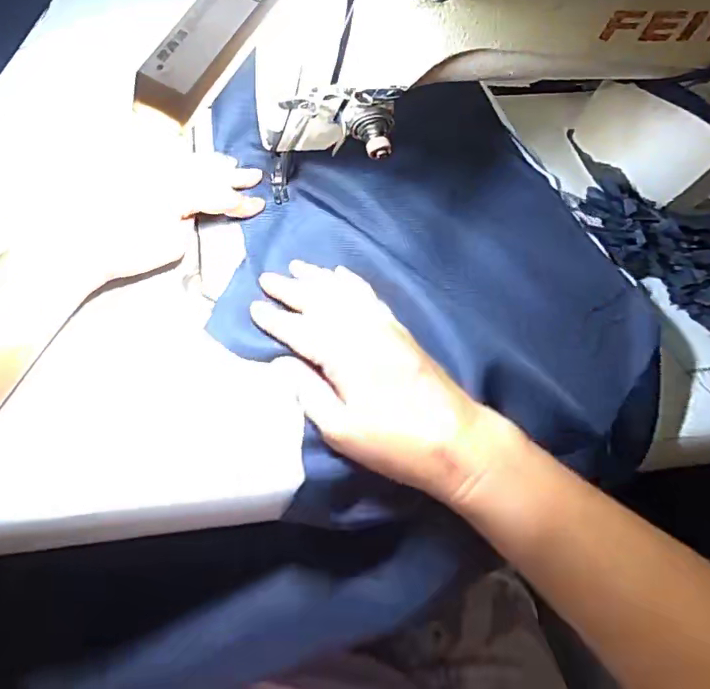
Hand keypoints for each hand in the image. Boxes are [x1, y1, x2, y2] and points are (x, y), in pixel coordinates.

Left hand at [41, 149, 264, 287]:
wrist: (78, 243)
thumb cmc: (123, 250)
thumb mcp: (170, 245)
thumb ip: (188, 223)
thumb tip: (191, 213)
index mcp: (181, 191)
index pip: (218, 194)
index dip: (240, 201)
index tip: (257, 204)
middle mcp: (166, 171)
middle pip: (205, 169)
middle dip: (229, 173)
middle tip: (250, 175)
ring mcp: (148, 168)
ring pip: (186, 158)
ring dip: (208, 161)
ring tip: (226, 161)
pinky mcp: (130, 168)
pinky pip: (162, 155)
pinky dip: (180, 156)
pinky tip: (188, 154)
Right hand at [250, 261, 520, 506]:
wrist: (456, 439)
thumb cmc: (394, 442)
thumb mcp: (342, 430)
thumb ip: (309, 393)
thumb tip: (282, 363)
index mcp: (342, 354)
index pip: (299, 329)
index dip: (275, 318)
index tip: (253, 307)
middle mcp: (360, 329)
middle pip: (319, 301)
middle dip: (290, 289)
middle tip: (266, 278)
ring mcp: (382, 325)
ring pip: (342, 291)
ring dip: (317, 277)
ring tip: (296, 266)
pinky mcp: (397, 328)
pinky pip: (368, 294)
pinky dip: (351, 281)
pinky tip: (341, 273)